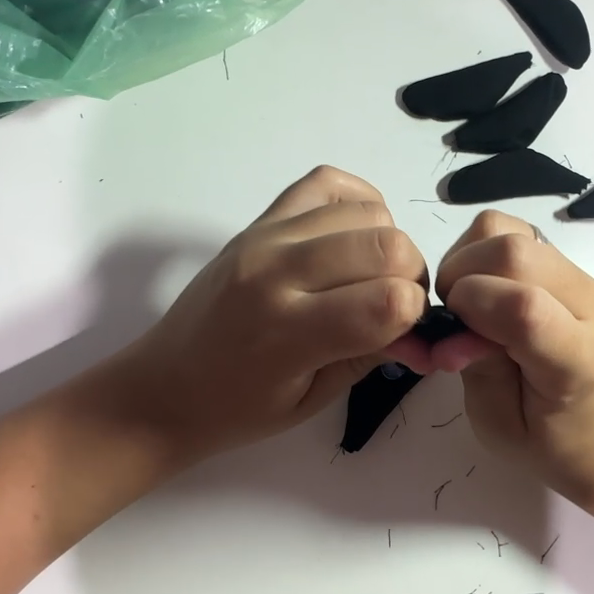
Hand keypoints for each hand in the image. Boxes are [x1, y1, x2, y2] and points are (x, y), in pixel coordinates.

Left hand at [105, 167, 427, 461]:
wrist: (165, 386)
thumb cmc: (238, 410)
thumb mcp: (312, 400)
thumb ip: (372, 357)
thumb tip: (428, 338)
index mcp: (289, 332)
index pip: (390, 301)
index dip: (414, 318)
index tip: (403, 336)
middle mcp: (277, 271)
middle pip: (388, 245)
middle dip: (411, 279)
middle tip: (394, 309)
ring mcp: (266, 237)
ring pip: (367, 211)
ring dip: (387, 245)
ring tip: (369, 279)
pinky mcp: (258, 221)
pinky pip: (326, 182)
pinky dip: (358, 203)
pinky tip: (353, 238)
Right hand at [423, 211, 593, 502]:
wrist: (592, 431)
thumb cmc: (541, 440)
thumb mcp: (497, 425)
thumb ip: (477, 370)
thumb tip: (449, 330)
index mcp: (576, 364)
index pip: (526, 309)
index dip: (472, 306)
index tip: (450, 334)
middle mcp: (592, 310)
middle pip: (517, 254)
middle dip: (463, 277)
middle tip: (452, 318)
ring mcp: (586, 281)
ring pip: (512, 233)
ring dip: (470, 260)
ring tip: (467, 303)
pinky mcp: (572, 267)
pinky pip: (516, 232)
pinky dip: (482, 252)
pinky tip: (483, 289)